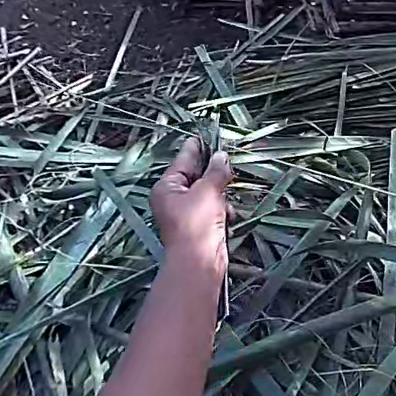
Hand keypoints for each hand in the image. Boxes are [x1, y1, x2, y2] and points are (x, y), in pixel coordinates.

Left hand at [150, 137, 232, 267]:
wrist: (199, 262)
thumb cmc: (196, 223)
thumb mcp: (208, 191)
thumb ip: (216, 171)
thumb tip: (222, 156)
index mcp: (167, 187)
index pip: (184, 159)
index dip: (198, 147)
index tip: (208, 134)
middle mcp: (173, 198)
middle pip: (197, 175)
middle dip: (213, 171)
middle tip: (228, 158)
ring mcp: (187, 212)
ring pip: (208, 191)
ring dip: (221, 192)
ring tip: (229, 189)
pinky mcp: (201, 224)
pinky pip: (214, 208)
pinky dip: (223, 208)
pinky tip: (229, 213)